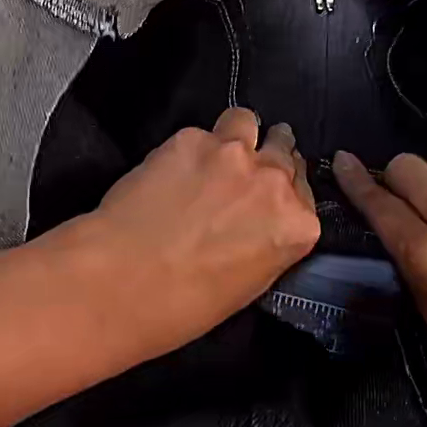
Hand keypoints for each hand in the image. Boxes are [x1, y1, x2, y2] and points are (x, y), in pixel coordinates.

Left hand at [77, 107, 320, 356]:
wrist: (122, 282)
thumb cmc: (186, 305)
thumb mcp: (249, 283)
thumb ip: (268, 240)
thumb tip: (257, 222)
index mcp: (297, 224)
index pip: (304, 192)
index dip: (284, 191)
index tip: (267, 195)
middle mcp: (275, 180)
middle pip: (284, 149)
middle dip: (269, 155)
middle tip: (244, 171)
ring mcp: (234, 153)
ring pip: (246, 121)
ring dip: (235, 135)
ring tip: (213, 154)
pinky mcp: (192, 138)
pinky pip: (199, 134)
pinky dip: (189, 149)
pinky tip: (169, 171)